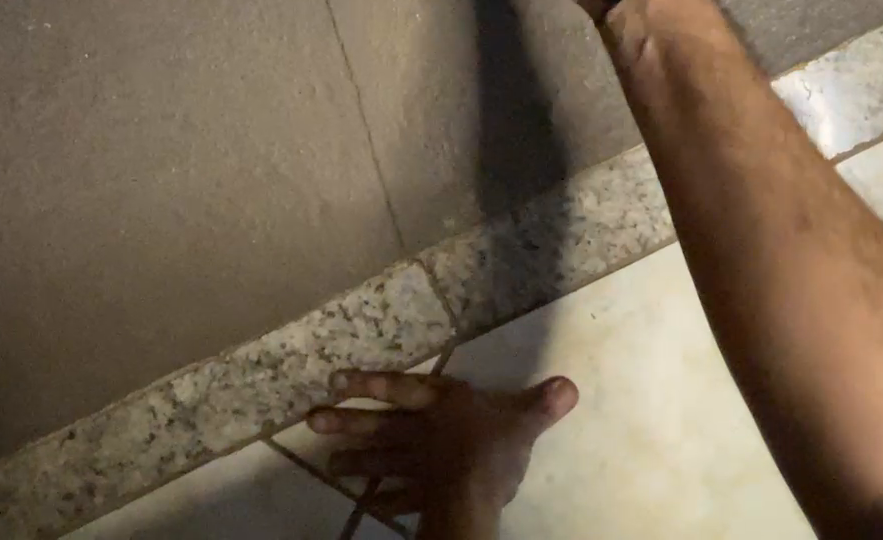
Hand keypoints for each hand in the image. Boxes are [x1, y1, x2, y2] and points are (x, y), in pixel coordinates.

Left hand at [307, 369, 578, 521]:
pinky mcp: (423, 494)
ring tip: (328, 462)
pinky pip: (399, 497)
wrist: (478, 495)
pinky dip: (383, 500)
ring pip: (380, 459)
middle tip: (312, 419)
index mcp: (440, 403)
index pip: (400, 387)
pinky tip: (366, 503)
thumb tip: (569, 385)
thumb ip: (540, 404)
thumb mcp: (521, 422)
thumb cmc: (494, 450)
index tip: (334, 380)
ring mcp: (418, 465)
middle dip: (345, 421)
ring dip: (356, 460)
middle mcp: (421, 431)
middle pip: (378, 425)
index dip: (368, 382)